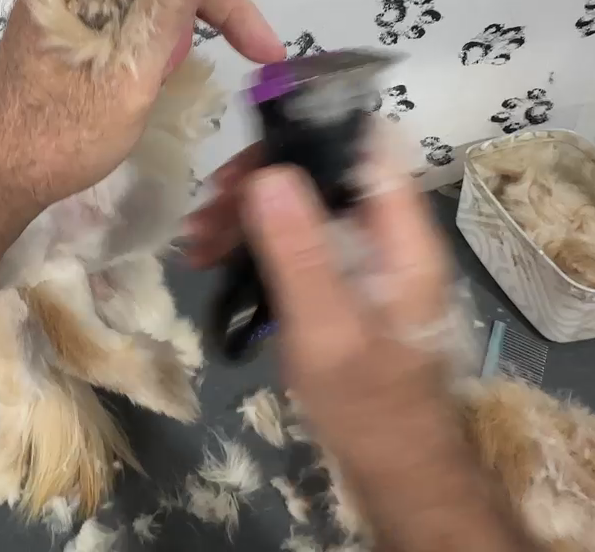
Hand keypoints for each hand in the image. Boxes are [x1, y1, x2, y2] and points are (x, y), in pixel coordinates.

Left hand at [0, 0, 283, 224]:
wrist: (1, 174)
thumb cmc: (66, 132)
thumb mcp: (132, 69)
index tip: (262, 33)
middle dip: (212, 1)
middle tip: (258, 42)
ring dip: (185, 13)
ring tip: (226, 40)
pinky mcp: (58, 23)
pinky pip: (117, 7)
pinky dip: (152, 27)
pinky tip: (173, 48)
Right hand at [186, 156, 535, 550]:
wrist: (388, 468)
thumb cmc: (367, 402)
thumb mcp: (328, 329)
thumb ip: (300, 252)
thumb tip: (269, 173)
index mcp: (398, 235)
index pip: (366, 146)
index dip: (314, 127)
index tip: (252, 136)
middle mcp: (379, 233)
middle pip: (317, 172)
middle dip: (258, 180)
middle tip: (209, 202)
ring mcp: (355, 255)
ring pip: (293, 202)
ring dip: (242, 211)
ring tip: (195, 239)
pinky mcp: (330, 276)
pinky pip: (284, 236)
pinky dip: (246, 239)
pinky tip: (208, 256)